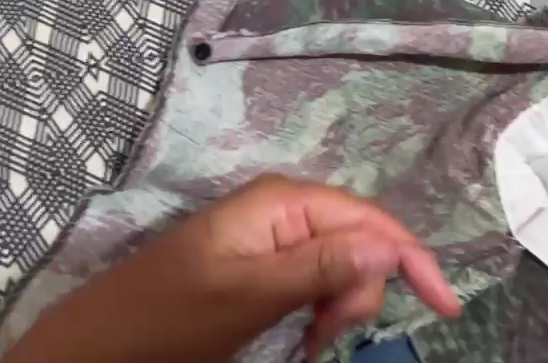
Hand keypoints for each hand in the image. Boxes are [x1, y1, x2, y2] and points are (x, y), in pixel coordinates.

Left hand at [7, 174, 461, 361]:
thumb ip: (321, 265)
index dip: (411, 255)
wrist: (101, 341)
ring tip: (307, 345)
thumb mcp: (250, 295)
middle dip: (359, 291)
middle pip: (357, 242)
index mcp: (283, 202)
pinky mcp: (261, 265)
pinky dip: (319, 312)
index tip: (446, 305)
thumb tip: (391, 243)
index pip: (368, 219)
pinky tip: (303, 339)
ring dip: (337, 308)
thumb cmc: (172, 316)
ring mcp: (271, 237)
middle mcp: (283, 210)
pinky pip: (312, 282)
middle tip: (323, 338)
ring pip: (338, 267)